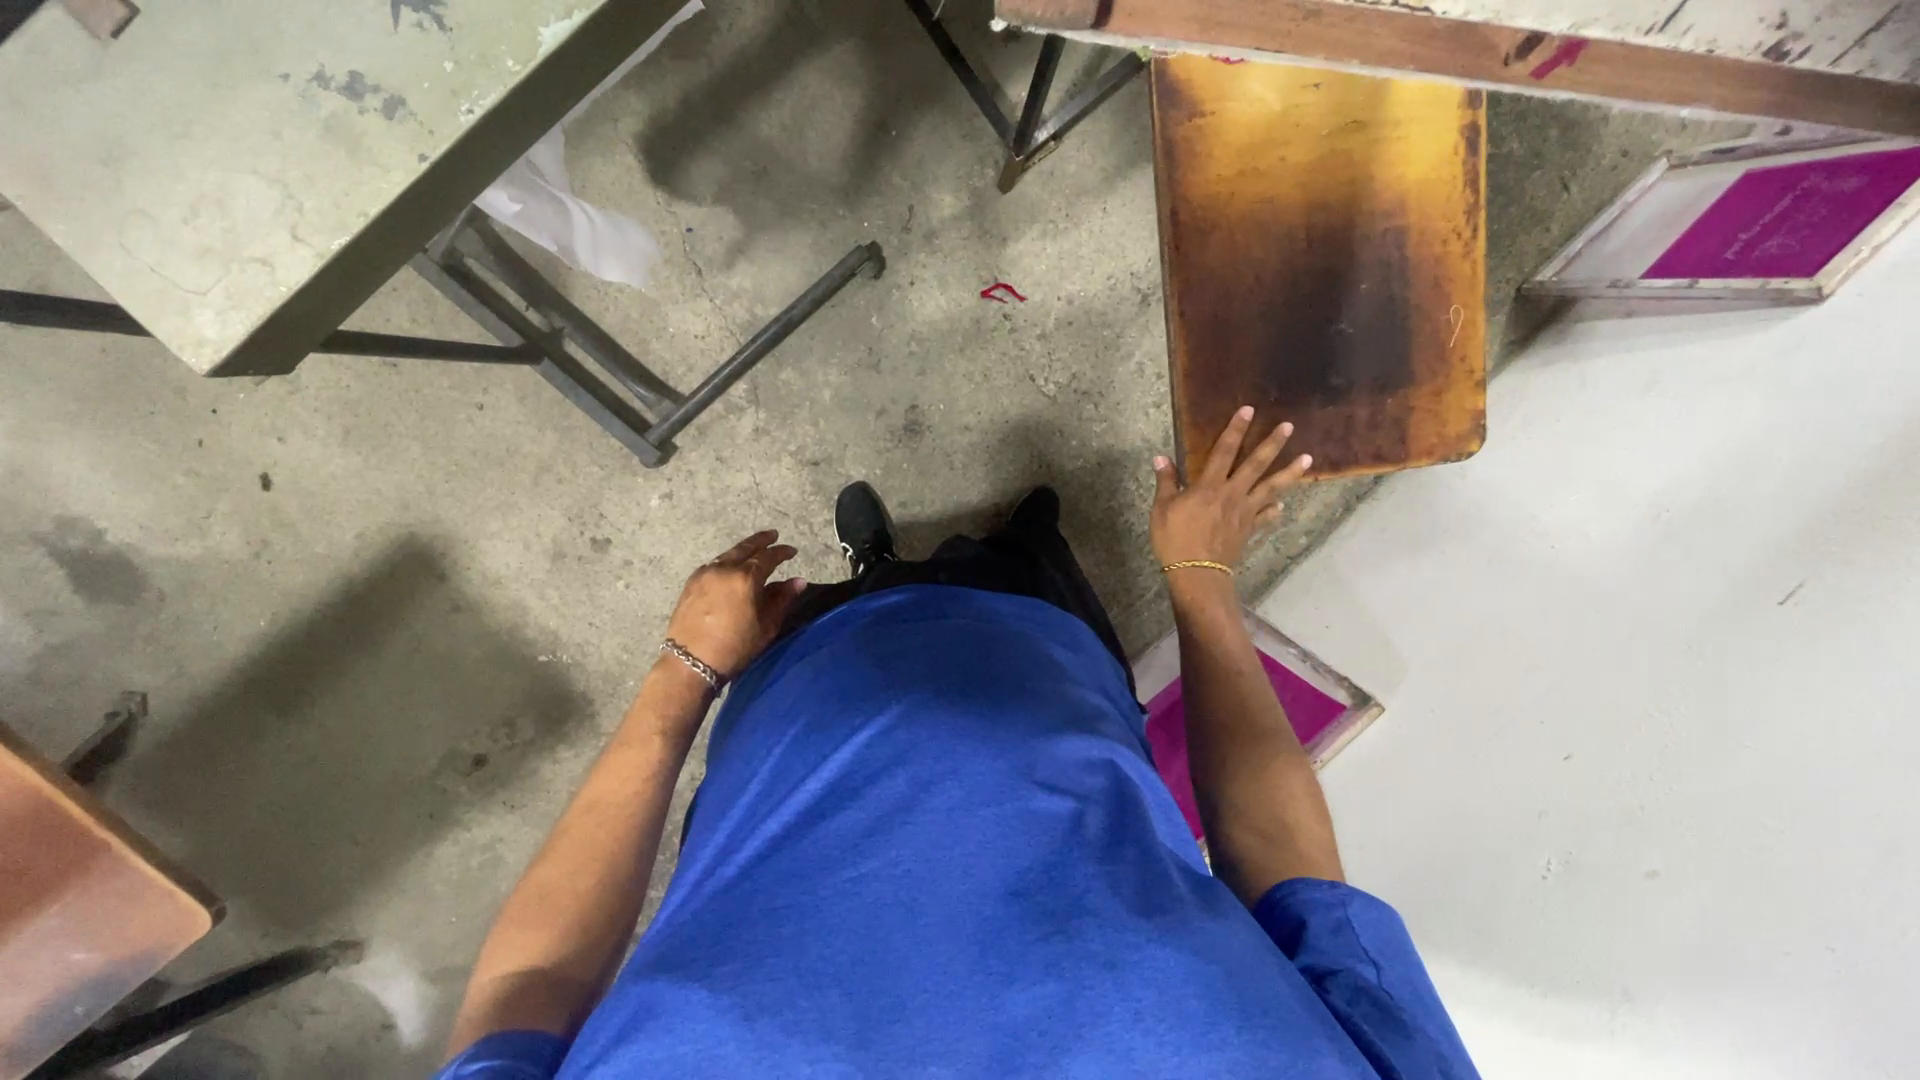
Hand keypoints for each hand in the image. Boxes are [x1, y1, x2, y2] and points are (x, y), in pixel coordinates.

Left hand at [663, 530, 806, 679]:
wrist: (690, 662)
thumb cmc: (735, 647)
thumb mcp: (766, 626)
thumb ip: (782, 599)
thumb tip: (798, 581)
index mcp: (745, 578)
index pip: (768, 557)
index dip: (782, 552)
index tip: (792, 551)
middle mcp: (724, 569)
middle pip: (745, 547)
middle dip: (761, 540)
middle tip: (773, 535)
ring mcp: (704, 574)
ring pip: (728, 554)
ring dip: (743, 550)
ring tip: (754, 549)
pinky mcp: (691, 583)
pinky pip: (714, 564)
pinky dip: (727, 561)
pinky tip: (731, 566)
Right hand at [1150, 405, 1311, 569]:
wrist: (1197, 573)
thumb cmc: (1175, 540)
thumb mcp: (1161, 509)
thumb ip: (1166, 482)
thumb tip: (1160, 458)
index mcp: (1209, 485)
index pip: (1224, 450)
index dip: (1235, 429)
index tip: (1248, 410)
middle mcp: (1232, 494)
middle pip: (1256, 464)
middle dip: (1272, 443)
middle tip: (1289, 426)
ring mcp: (1244, 512)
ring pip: (1271, 487)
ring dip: (1290, 472)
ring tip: (1308, 458)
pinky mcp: (1249, 530)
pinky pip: (1265, 516)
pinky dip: (1274, 510)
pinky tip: (1281, 505)